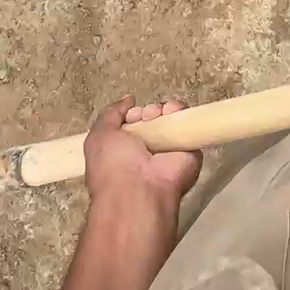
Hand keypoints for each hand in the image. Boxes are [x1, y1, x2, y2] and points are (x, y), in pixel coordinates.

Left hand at [83, 96, 201, 215]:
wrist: (139, 189)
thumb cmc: (113, 165)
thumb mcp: (99, 137)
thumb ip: (110, 115)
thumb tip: (129, 100)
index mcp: (126, 151)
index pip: (135, 123)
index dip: (133, 113)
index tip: (132, 116)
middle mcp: (148, 150)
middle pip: (155, 118)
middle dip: (150, 110)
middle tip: (147, 116)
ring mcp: (170, 149)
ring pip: (173, 118)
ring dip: (166, 109)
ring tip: (160, 114)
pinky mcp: (190, 149)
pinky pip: (189, 124)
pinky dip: (182, 113)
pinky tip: (173, 113)